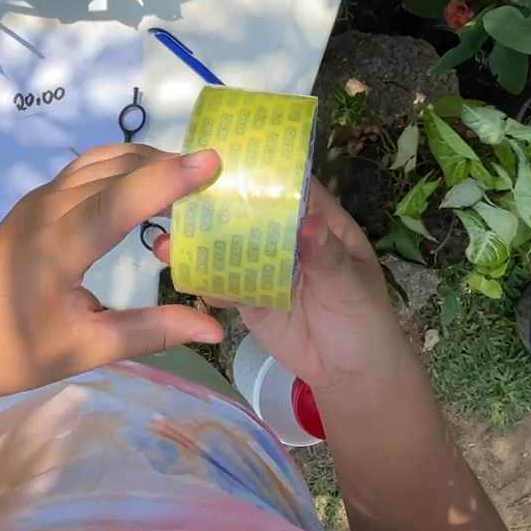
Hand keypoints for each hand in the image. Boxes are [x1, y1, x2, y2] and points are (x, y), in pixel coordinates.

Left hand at [0, 144, 226, 404]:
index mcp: (54, 248)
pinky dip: (122, 167)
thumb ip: (150, 331)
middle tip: (218, 177)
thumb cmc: (13, 354)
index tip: (213, 160)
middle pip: (115, 170)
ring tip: (188, 176)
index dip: (166, 179)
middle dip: (167, 166)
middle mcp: (44, 210)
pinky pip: (85, 169)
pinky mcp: (34, 202)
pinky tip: (144, 183)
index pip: (118, 201)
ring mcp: (36, 200)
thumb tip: (214, 330)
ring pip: (99, 162)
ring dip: (144, 161)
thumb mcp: (85, 349)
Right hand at [155, 181, 416, 394]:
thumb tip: (308, 222)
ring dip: (200, 242)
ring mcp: (264, 265)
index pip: (288, 185)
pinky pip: (222, 282)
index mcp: (318, 220)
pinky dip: (202, 278)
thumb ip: (326, 257)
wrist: (350, 375)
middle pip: (249, 211)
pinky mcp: (248, 295)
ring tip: (168, 242)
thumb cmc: (363, 321)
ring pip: (229, 245)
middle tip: (177, 196)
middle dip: (215, 204)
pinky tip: (181, 274)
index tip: (223, 156)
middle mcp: (286, 236)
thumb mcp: (350, 287)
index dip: (261, 170)